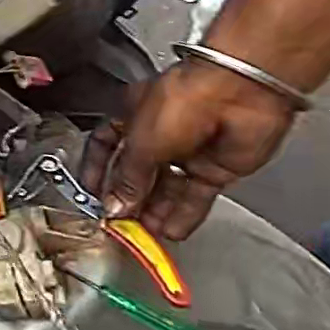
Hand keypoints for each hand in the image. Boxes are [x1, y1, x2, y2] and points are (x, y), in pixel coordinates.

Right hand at [99, 57, 299, 239]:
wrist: (236, 96)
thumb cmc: (181, 102)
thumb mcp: (141, 142)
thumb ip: (127, 178)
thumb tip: (113, 205)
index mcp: (129, 117)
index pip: (105, 147)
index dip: (96, 170)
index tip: (92, 194)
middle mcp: (156, 135)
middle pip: (136, 173)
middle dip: (128, 198)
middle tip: (119, 221)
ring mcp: (186, 153)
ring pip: (165, 188)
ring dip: (154, 211)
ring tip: (144, 233)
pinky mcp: (215, 169)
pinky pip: (196, 197)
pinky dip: (184, 215)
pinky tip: (172, 230)